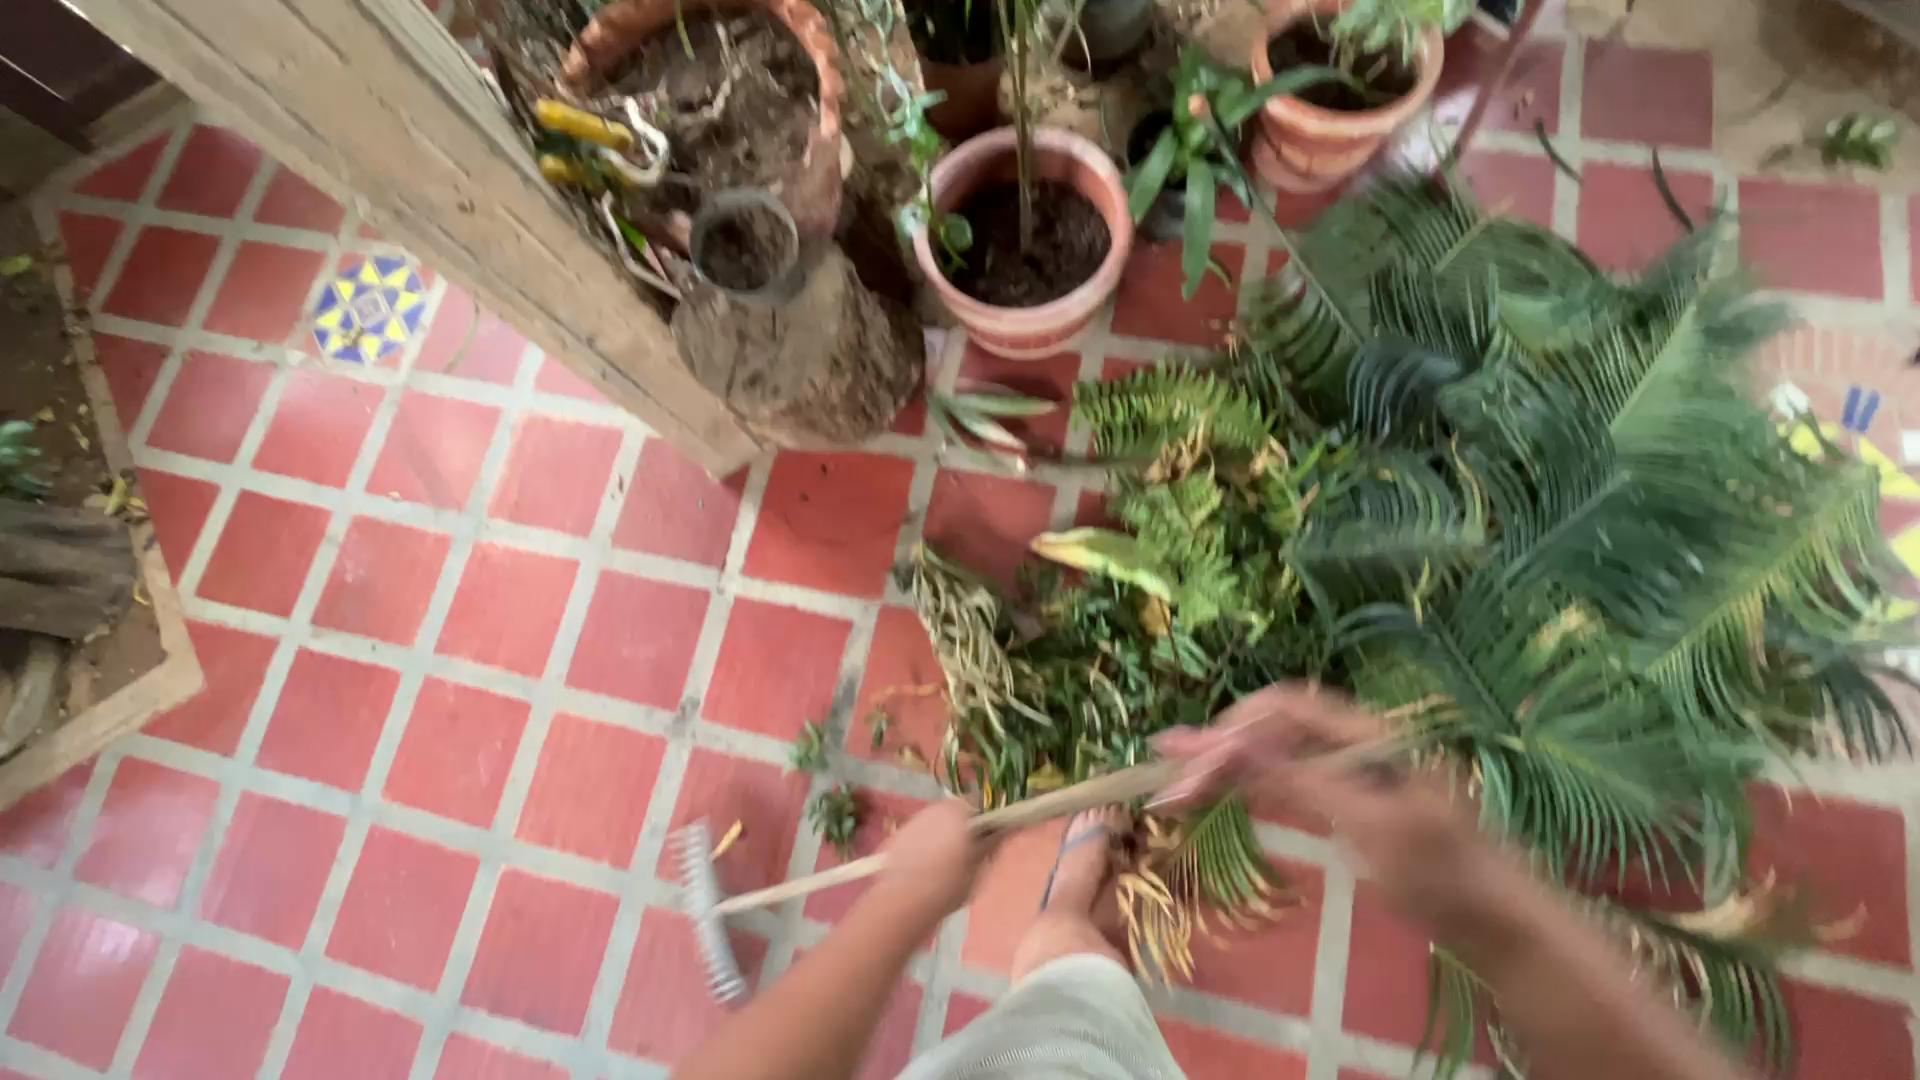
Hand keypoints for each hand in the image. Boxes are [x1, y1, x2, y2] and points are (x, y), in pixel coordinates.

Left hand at [874, 801, 992, 920]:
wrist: (903, 902)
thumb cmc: (947, 887)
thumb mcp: (978, 869)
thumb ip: (991, 845)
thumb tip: (1003, 831)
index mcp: (959, 812)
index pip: (978, 805)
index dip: (985, 821)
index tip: (987, 840)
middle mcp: (935, 808)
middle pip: (955, 812)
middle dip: (962, 827)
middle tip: (967, 853)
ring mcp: (914, 820)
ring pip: (935, 822)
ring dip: (942, 834)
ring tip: (944, 863)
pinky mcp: (897, 834)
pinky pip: (918, 833)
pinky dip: (924, 844)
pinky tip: (924, 867)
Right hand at [1153, 682, 1509, 936]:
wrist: (1505, 931)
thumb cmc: (1444, 877)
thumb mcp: (1370, 826)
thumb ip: (1301, 779)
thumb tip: (1237, 740)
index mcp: (1365, 736)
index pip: (1284, 708)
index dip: (1233, 727)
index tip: (1189, 757)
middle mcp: (1353, 745)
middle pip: (1272, 731)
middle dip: (1219, 752)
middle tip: (1170, 782)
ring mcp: (1351, 775)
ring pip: (1275, 756)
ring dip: (1228, 769)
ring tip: (1180, 788)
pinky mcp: (1348, 805)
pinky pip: (1288, 781)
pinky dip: (1252, 787)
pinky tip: (1225, 794)